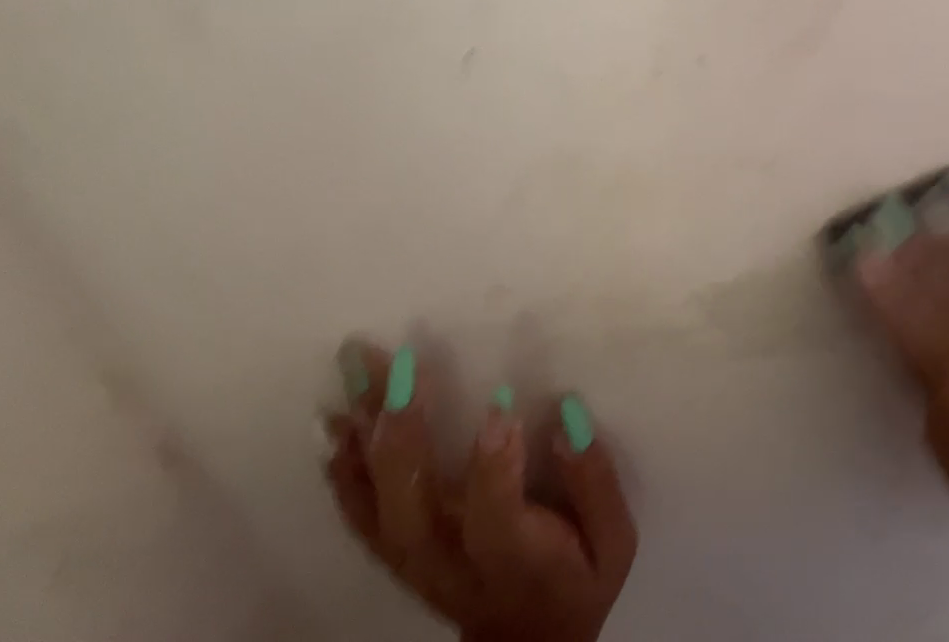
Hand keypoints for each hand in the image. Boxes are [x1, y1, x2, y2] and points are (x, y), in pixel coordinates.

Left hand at [324, 343, 637, 641]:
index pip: (493, 519)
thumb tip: (567, 420)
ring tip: (358, 368)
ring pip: (379, 504)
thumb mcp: (613, 542)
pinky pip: (360, 515)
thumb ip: (595, 486)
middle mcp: (452, 563)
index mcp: (515, 560)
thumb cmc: (578, 581)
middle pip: (414, 509)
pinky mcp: (397, 554)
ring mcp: (415, 561)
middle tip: (405, 367)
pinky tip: (335, 423)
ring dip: (366, 434)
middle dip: (406, 435)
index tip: (500, 404)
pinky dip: (344, 469)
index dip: (493, 466)